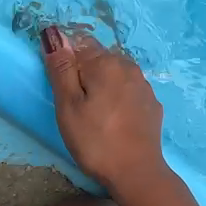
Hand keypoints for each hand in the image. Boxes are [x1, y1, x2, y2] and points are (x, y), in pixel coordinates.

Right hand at [40, 26, 167, 191]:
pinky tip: (111, 117)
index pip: (80, 44)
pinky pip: (128, 90)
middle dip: (83, 71)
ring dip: (101, 84)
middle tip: (71, 102)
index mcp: (104, 64)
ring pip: (115, 74)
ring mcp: (143, 85)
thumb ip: (61, 69)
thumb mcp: (68, 106)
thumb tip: (54, 34)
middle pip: (99, 58)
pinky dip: (116, 96)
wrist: (135, 171)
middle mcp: (128, 67)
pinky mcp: (151, 104)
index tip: (58, 84)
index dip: (65, 58)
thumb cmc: (94, 140)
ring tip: (91, 110)